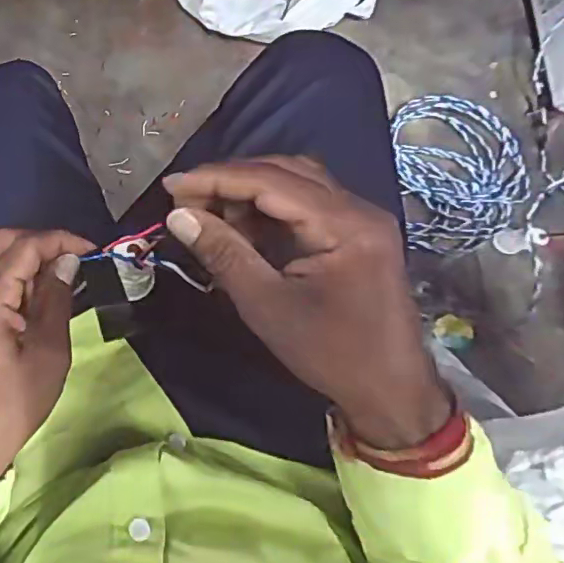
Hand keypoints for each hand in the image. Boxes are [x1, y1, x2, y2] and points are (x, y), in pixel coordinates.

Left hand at [0, 229, 94, 479]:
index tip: (94, 251)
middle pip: (6, 241)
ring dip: (32, 256)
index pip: (26, 246)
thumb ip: (56, 299)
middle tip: (78, 259)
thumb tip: (67, 262)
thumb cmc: (17, 400)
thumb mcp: (49, 350)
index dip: (60, 240)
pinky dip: (21, 274)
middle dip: (44, 242)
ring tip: (67, 274)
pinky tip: (46, 291)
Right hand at [162, 157, 451, 448]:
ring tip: (209, 212)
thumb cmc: (330, 353)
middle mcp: (358, 209)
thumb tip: (178, 216)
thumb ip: (223, 253)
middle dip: (230, 180)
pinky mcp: (355, 232)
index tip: (172, 186)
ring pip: (295, 182)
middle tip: (186, 200)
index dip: (216, 178)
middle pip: (285, 171)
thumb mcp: (266, 304)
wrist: (391, 391)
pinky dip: (267, 206)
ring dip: (248, 190)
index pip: (271, 181)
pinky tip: (241, 225)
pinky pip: (305, 202)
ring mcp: (360, 219)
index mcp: (344, 225)